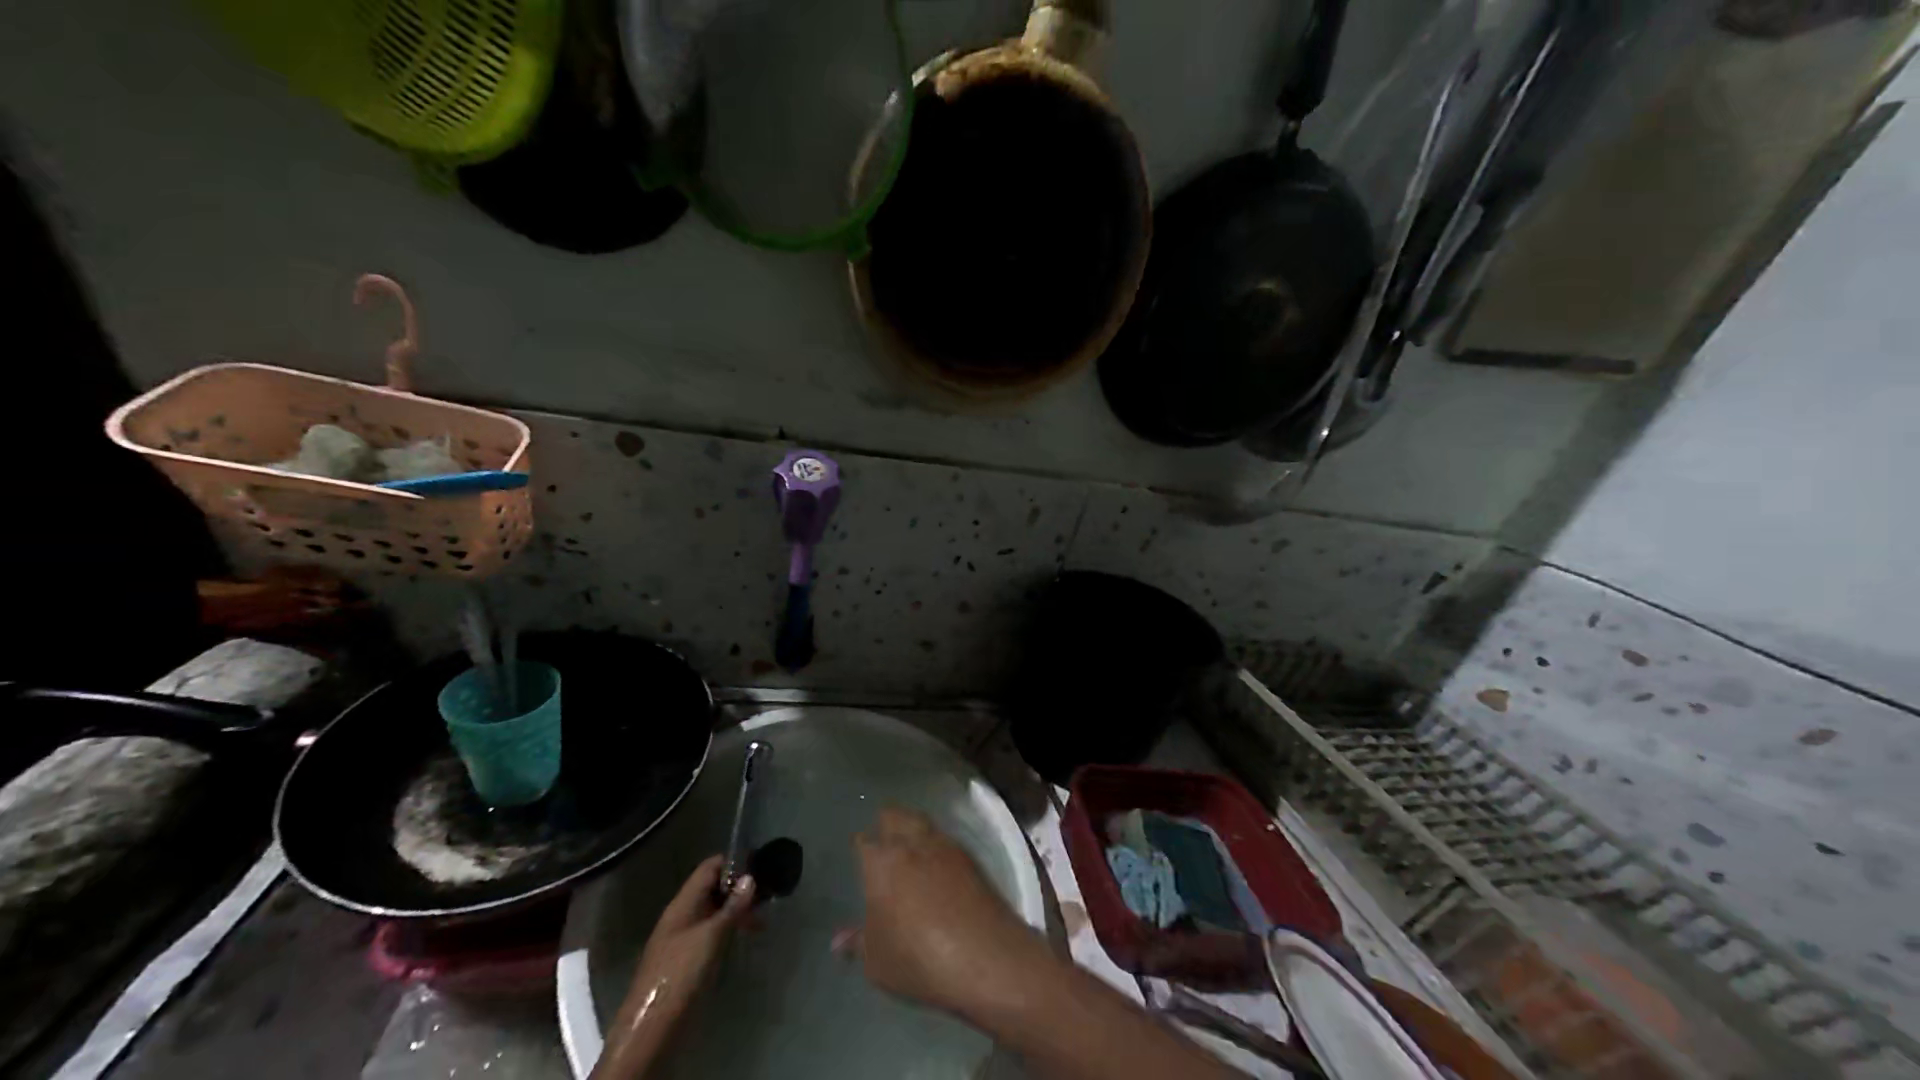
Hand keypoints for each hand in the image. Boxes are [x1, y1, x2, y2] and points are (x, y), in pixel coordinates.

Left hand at [593, 856, 752, 1078]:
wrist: (652, 1027)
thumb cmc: (681, 973)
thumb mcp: (710, 937)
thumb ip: (731, 907)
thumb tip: (750, 877)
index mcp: (683, 903)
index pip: (709, 867)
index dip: (734, 862)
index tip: (761, 865)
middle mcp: (682, 914)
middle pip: (713, 888)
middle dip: (739, 888)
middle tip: (768, 896)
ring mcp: (684, 937)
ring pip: (714, 911)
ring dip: (736, 910)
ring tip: (761, 921)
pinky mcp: (688, 958)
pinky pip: (712, 931)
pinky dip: (729, 929)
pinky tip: (744, 938)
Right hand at [844, 806, 1042, 1018]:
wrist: (984, 956)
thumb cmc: (918, 959)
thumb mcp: (877, 961)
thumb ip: (858, 943)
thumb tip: (838, 940)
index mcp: (880, 862)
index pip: (863, 842)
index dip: (861, 846)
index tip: (860, 853)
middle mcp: (910, 844)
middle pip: (894, 815)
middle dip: (887, 822)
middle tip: (883, 837)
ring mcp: (944, 846)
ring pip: (922, 822)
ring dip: (913, 827)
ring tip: (909, 845)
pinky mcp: (970, 857)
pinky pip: (946, 840)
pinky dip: (937, 845)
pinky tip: (937, 862)